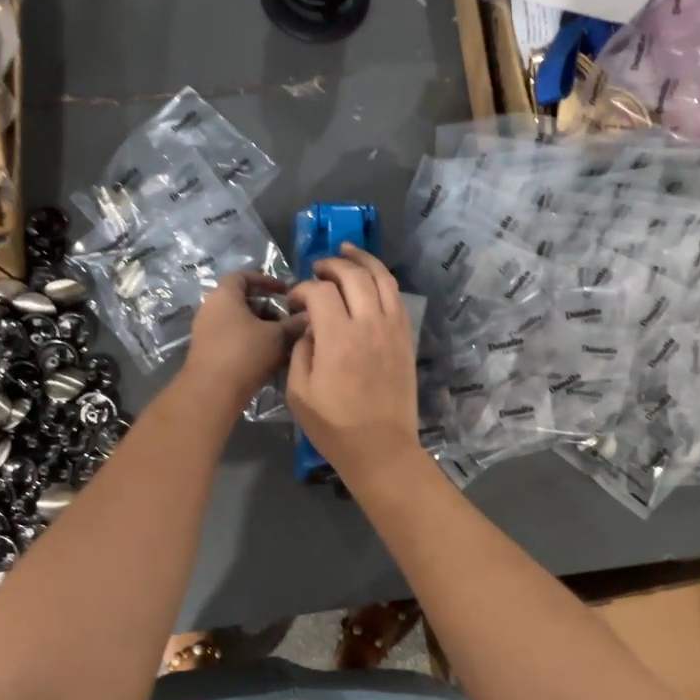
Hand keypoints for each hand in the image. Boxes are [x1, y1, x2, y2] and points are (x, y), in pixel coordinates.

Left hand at [180, 272, 298, 411]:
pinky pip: (233, 340)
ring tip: (283, 341)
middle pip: (242, 301)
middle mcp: (210, 309)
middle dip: (268, 309)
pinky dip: (251, 343)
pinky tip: (270, 358)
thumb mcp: (277, 336)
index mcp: (224, 295)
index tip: (285, 291)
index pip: (243, 276)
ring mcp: (206, 332)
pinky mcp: (208, 353)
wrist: (212, 392)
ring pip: (239, 323)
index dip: (266, 280)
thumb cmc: (245, 353)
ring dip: (261, 329)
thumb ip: (294, 324)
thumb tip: (309, 316)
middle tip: (288, 320)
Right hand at [286, 244, 422, 484]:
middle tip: (317, 268)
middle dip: (332, 265)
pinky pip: (397, 298)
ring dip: (364, 260)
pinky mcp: (405, 339)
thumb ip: (300, 352)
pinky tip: (370, 280)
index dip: (302, 289)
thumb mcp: (299, 393)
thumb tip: (310, 329)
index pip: (319, 292)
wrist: (381, 448)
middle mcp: (369, 325)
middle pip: (353, 275)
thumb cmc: (335, 427)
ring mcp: (392, 330)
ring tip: (348, 252)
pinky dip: (382, 281)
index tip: (294, 301)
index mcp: (338, 338)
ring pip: (382, 279)